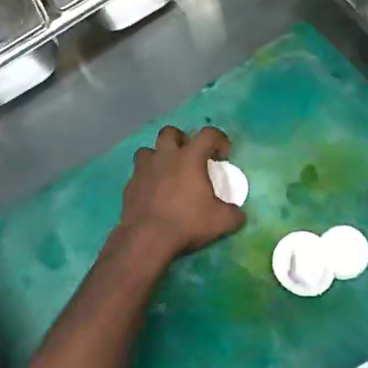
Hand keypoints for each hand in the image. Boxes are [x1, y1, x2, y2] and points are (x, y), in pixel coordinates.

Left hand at [116, 126, 246, 260]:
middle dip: (182, 140)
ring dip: (159, 156)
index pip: (208, 134)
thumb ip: (234, 213)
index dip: (220, 140)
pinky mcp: (130, 183)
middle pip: (170, 132)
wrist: (148, 236)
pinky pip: (138, 172)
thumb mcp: (222, 221)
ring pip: (148, 150)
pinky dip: (147, 177)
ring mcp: (143, 168)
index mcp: (190, 157)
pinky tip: (153, 192)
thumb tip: (237, 214)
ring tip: (167, 173)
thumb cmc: (187, 222)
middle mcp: (164, 156)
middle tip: (190, 158)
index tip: (223, 156)